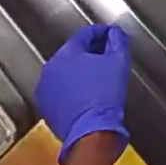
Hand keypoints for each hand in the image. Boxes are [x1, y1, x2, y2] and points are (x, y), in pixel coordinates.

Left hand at [35, 25, 131, 163]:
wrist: (92, 131)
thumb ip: (117, 41)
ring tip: (100, 78)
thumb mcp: (119, 62)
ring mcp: (46, 88)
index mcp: (67, 53)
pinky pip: (61, 90)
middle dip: (91, 53)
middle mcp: (51, 68)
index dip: (102, 33)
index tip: (112, 36)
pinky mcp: (47, 106)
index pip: (85, 34)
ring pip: (66, 72)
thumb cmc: (105, 96)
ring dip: (81, 71)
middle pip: (74, 53)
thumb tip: (115, 33)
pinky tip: (89, 95)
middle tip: (109, 58)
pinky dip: (73, 89)